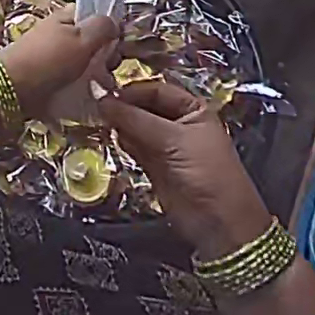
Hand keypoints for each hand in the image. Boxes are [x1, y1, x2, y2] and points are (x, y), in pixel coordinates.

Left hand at [0, 7, 118, 119]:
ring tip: (102, 88)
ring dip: (96, 74)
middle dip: (105, 55)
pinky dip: (82, 87)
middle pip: (91, 41)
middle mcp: (58, 33)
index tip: (118, 45)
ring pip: (84, 62)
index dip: (110, 28)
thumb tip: (115, 23)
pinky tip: (89, 98)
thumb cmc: (49, 60)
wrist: (10, 89)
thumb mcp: (82, 39)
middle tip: (109, 70)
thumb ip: (102, 27)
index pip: (94, 14)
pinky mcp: (47, 77)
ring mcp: (52, 56)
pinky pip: (72, 79)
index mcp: (66, 17)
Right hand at [103, 81, 275, 259]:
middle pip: (142, 107)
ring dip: (118, 124)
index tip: (105, 92)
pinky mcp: (153, 164)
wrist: (219, 224)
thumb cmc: (205, 172)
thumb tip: (101, 98)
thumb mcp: (173, 139)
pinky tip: (110, 137)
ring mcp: (164, 144)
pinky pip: (132, 145)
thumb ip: (135, 118)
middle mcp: (177, 123)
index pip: (155, 90)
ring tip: (99, 121)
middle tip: (96, 106)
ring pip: (134, 126)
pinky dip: (121, 141)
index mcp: (191, 109)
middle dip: (122, 107)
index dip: (131, 91)